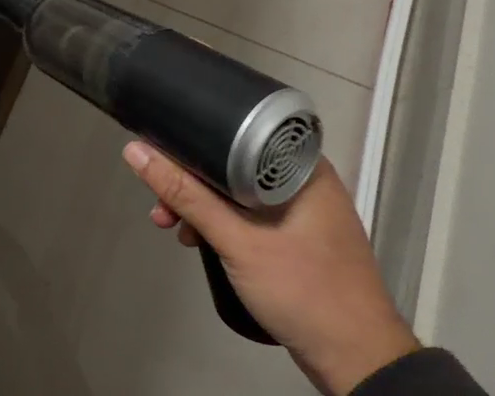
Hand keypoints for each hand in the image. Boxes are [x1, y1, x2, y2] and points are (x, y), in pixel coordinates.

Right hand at [123, 144, 419, 395]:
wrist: (358, 362)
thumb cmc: (304, 291)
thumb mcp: (236, 241)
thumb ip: (185, 195)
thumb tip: (136, 151)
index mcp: (301, 169)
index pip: (236, 133)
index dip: (191, 142)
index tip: (159, 159)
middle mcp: (304, 182)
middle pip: (231, 164)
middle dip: (190, 182)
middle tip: (161, 204)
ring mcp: (304, 212)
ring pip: (236, 192)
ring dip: (201, 206)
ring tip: (174, 227)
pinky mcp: (298, 237)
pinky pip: (248, 214)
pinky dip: (222, 223)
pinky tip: (199, 239)